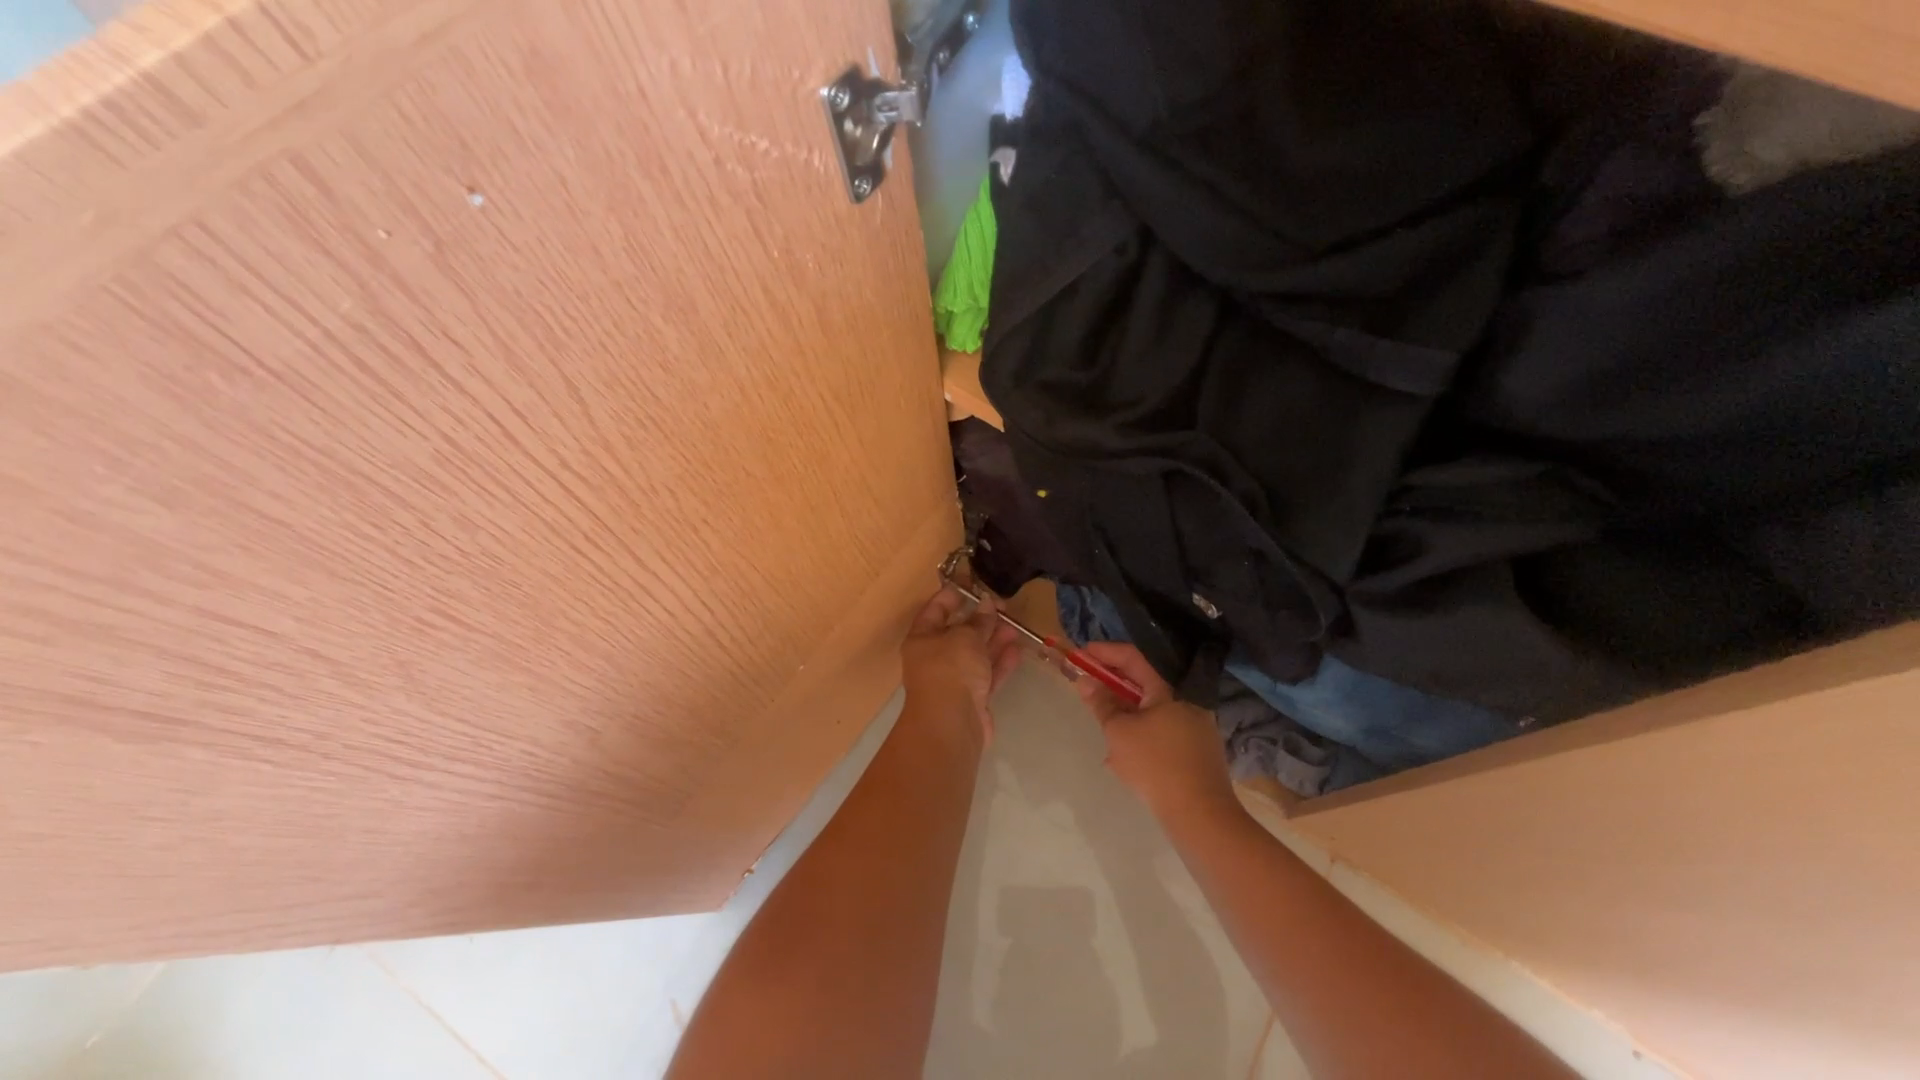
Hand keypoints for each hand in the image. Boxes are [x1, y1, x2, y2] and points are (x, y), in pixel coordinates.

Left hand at [901, 584, 1023, 748]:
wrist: (951, 723)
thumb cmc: (950, 669)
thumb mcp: (965, 637)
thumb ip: (978, 621)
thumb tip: (987, 604)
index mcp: (922, 639)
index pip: (935, 610)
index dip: (951, 596)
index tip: (970, 585)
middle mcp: (934, 658)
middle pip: (958, 634)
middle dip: (980, 620)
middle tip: (1003, 607)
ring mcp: (953, 680)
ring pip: (975, 655)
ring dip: (994, 640)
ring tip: (1015, 627)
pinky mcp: (972, 698)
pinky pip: (987, 674)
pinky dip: (1000, 662)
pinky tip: (1017, 650)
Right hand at [1072, 643, 1239, 822]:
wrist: (1200, 813)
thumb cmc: (1155, 765)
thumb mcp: (1119, 732)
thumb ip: (1102, 704)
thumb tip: (1086, 680)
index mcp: (1168, 691)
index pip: (1134, 658)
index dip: (1105, 652)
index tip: (1081, 654)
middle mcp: (1186, 703)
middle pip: (1144, 684)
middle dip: (1113, 686)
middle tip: (1087, 689)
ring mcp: (1195, 728)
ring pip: (1152, 713)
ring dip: (1125, 716)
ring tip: (1103, 731)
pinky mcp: (1197, 753)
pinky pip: (1162, 735)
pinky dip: (1140, 738)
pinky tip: (1124, 760)